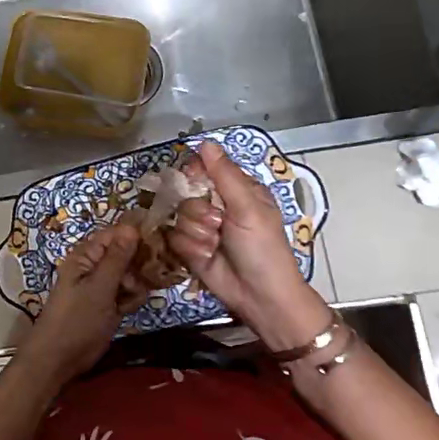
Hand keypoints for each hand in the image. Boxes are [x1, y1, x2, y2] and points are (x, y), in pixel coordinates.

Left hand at [17, 223, 143, 385]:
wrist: (60, 359)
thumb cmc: (76, 319)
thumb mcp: (100, 286)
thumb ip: (117, 257)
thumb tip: (132, 226)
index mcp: (86, 256)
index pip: (115, 234)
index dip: (136, 234)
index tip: (160, 239)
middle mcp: (95, 266)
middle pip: (126, 253)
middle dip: (139, 262)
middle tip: (151, 272)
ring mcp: (103, 286)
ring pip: (130, 274)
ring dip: (137, 283)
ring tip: (131, 297)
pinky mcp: (109, 304)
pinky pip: (128, 293)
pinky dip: (132, 299)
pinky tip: (128, 309)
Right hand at [167, 141, 331, 352]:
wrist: (260, 296)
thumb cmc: (263, 248)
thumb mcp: (248, 207)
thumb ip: (225, 175)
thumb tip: (206, 143)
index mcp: (237, 190)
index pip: (205, 169)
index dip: (195, 173)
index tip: (194, 180)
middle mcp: (217, 206)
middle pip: (186, 193)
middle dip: (199, 211)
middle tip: (218, 224)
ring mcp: (202, 228)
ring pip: (179, 217)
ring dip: (197, 233)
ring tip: (216, 246)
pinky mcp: (191, 250)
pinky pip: (175, 239)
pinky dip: (191, 249)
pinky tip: (207, 257)